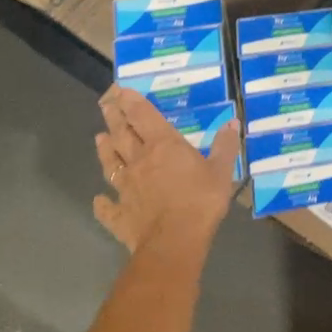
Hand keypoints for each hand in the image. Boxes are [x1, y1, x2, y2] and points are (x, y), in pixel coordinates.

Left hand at [92, 85, 240, 252]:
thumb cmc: (201, 200)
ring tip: (99, 138)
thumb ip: (225, 145)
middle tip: (106, 105)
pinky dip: (101, 202)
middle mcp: (139, 161)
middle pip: (121, 135)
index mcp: (164, 146)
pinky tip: (99, 199)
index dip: (132, 102)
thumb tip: (232, 122)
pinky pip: (106, 206)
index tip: (121, 90)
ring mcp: (124, 187)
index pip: (144, 117)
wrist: (174, 241)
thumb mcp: (222, 170)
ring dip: (104, 150)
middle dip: (114, 119)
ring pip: (110, 164)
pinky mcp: (119, 213)